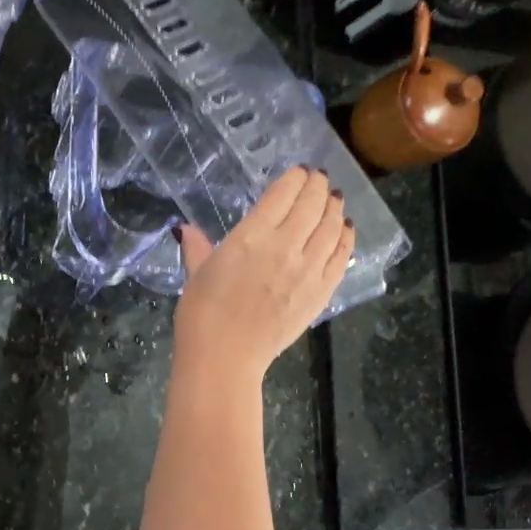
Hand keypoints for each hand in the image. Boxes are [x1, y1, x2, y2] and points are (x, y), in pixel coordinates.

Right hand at [173, 166, 354, 384]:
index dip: (294, 178)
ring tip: (331, 200)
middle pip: (312, 204)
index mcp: (249, 238)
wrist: (224, 357)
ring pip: (332, 225)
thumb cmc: (200, 315)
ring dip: (333, 207)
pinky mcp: (321, 290)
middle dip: (317, 187)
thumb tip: (185, 229)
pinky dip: (345, 237)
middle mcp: (285, 246)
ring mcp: (308, 269)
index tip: (298, 173)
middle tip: (318, 180)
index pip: (283, 194)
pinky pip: (342, 254)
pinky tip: (343, 229)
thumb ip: (198, 248)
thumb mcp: (195, 275)